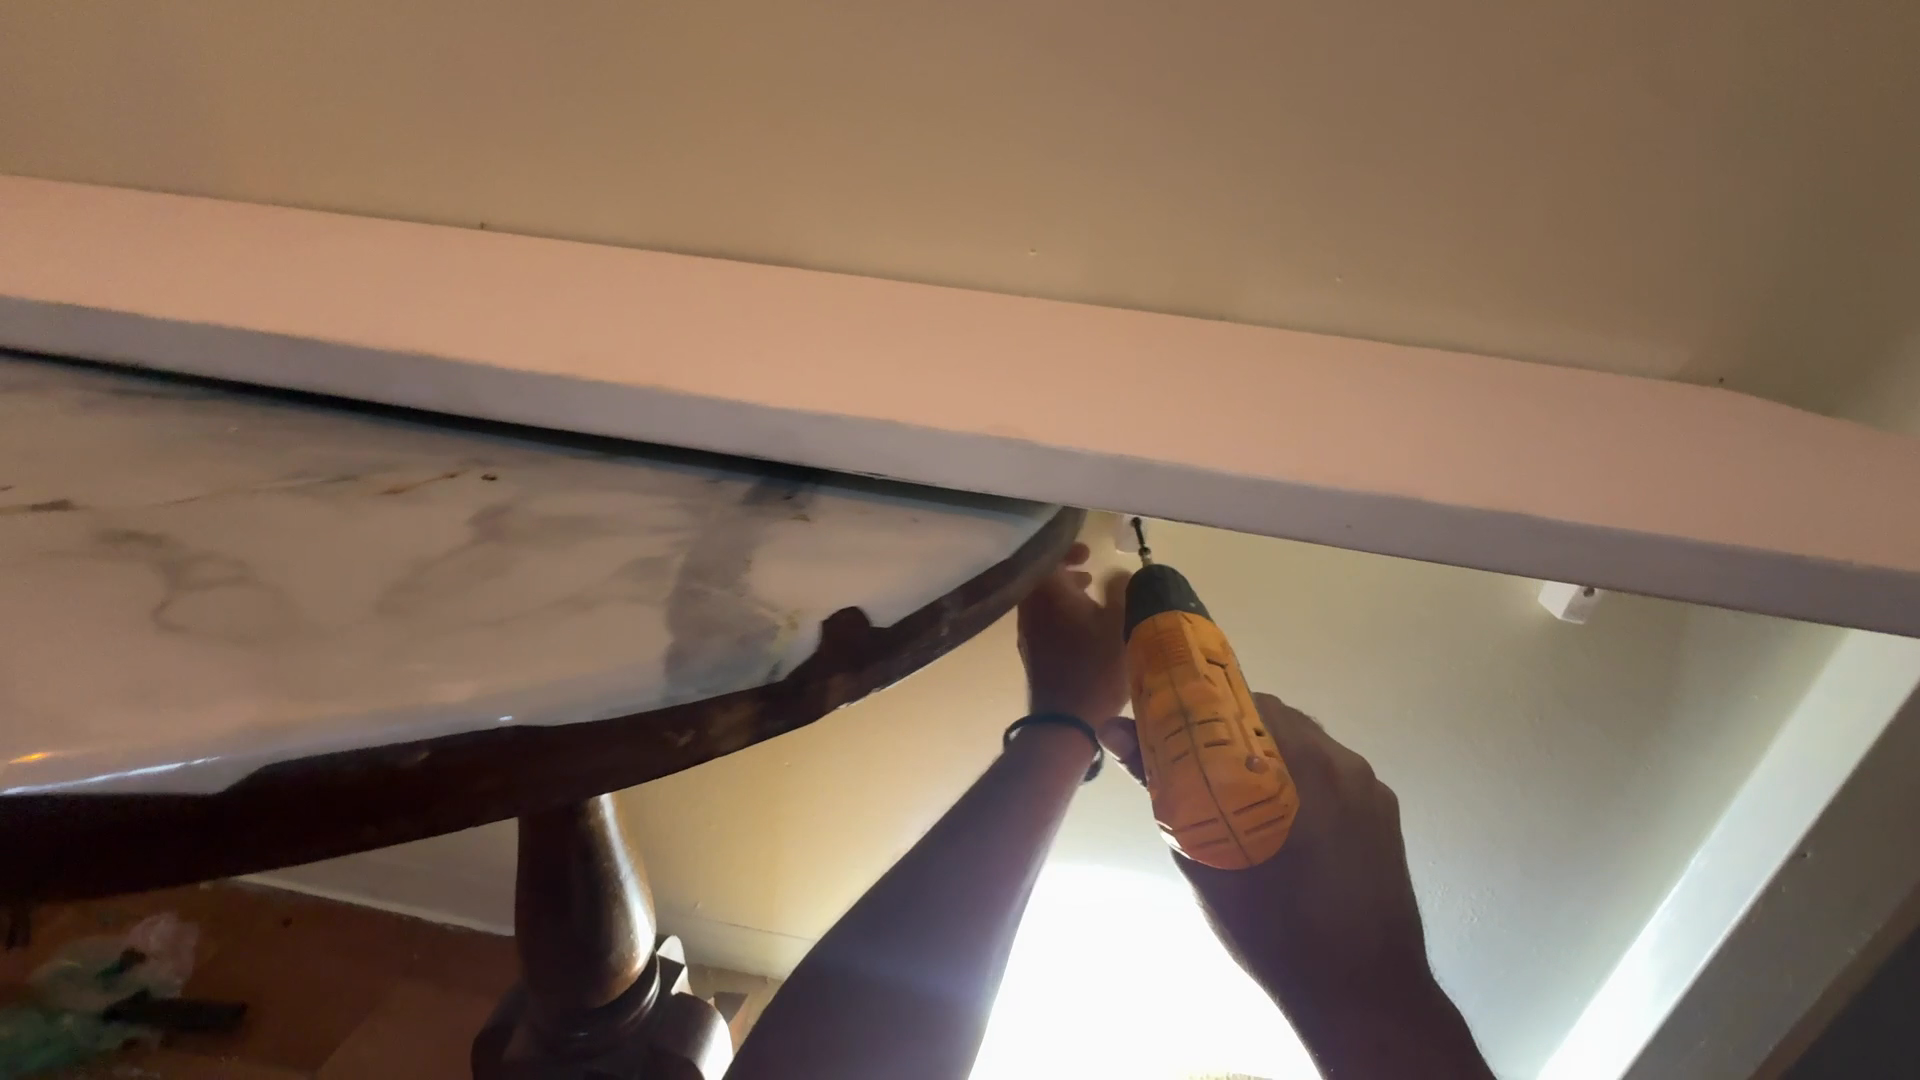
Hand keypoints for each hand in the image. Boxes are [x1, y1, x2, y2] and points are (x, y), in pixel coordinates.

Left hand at [1016, 542, 1130, 722]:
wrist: (1065, 719)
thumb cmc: (1096, 666)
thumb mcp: (1119, 624)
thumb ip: (1121, 591)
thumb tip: (1120, 572)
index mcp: (1048, 592)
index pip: (1049, 557)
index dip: (1067, 550)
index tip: (1088, 553)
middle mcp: (1030, 607)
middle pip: (1042, 578)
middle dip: (1066, 571)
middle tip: (1089, 572)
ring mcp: (1026, 631)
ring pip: (1042, 601)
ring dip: (1064, 595)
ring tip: (1091, 600)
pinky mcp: (1030, 652)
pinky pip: (1043, 620)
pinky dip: (1060, 614)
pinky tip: (1083, 630)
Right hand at [1102, 694, 1490, 1078]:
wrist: (1360, 994)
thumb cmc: (1268, 924)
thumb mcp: (1202, 853)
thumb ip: (1160, 781)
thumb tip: (1112, 726)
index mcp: (1294, 762)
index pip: (1241, 700)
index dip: (1203, 708)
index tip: (1177, 730)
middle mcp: (1338, 760)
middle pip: (1275, 718)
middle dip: (1234, 734)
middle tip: (1202, 769)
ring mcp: (1369, 786)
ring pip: (1306, 743)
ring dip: (1269, 756)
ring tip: (1242, 800)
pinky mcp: (1385, 811)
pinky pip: (1334, 774)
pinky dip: (1303, 782)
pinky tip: (1286, 826)